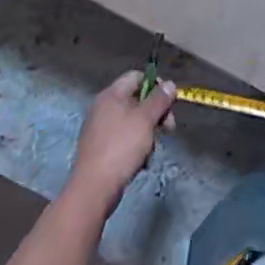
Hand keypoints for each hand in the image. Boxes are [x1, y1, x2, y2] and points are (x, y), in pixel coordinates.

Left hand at [65, 71, 176, 211]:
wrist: (94, 187)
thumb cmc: (121, 147)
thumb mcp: (145, 120)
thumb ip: (159, 100)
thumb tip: (169, 84)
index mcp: (111, 94)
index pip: (136, 77)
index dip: (155, 85)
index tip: (169, 102)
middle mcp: (103, 107)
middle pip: (136, 100)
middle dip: (155, 114)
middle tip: (169, 129)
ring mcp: (100, 128)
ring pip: (132, 122)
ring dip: (147, 133)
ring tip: (151, 150)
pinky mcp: (100, 148)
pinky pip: (124, 139)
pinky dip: (135, 146)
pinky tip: (141, 161)